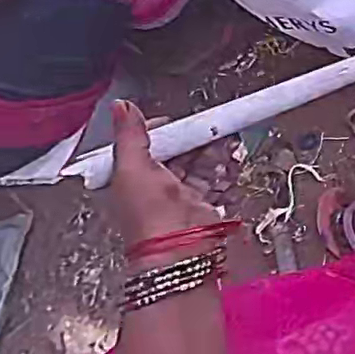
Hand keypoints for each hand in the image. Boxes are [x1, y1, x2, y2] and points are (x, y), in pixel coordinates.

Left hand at [105, 100, 221, 250]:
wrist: (180, 247)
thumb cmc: (150, 213)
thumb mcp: (132, 167)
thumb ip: (130, 135)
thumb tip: (121, 106)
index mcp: (132, 176)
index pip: (150, 143)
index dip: (167, 130)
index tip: (182, 121)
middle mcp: (156, 185)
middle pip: (181, 150)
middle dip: (199, 138)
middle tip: (214, 125)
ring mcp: (181, 193)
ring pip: (202, 161)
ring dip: (217, 150)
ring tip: (229, 140)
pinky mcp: (203, 201)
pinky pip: (218, 177)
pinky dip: (227, 167)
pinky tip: (233, 160)